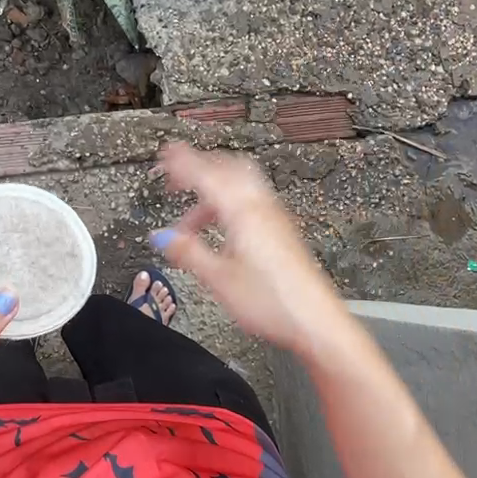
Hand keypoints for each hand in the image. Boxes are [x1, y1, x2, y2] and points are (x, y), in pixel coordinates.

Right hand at [152, 143, 347, 356]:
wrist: (314, 320)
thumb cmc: (273, 302)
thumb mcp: (218, 279)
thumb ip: (188, 253)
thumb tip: (163, 237)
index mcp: (242, 213)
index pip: (206, 175)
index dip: (182, 163)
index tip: (165, 156)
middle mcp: (261, 208)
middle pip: (229, 169)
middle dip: (201, 168)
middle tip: (177, 178)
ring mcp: (275, 218)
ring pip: (242, 184)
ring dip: (215, 188)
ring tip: (194, 213)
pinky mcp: (281, 231)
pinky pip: (252, 202)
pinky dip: (230, 203)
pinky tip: (222, 227)